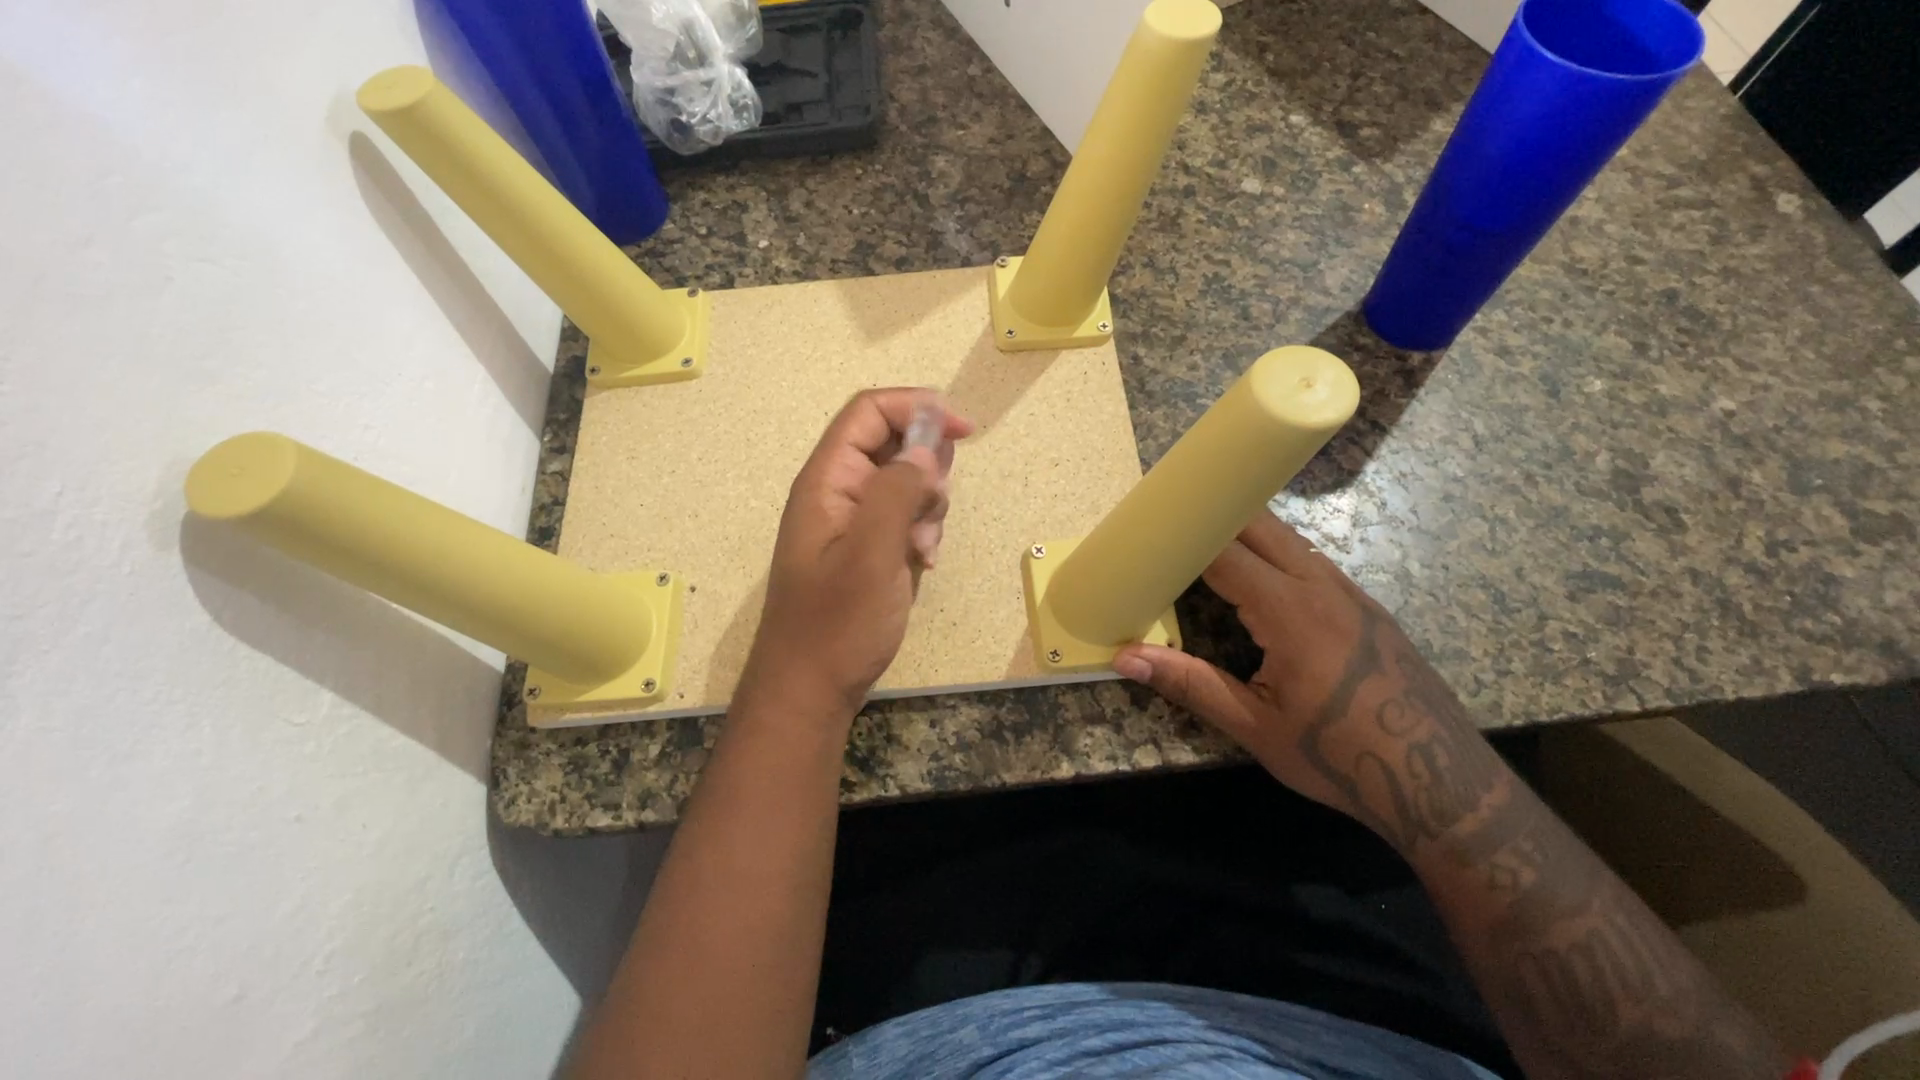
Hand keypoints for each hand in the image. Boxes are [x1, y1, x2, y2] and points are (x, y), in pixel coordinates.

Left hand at [743, 389, 974, 719]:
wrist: (810, 688)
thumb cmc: (836, 624)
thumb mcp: (871, 554)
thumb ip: (897, 493)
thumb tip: (926, 452)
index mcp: (827, 481)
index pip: (869, 413)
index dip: (917, 408)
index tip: (964, 430)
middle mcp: (837, 493)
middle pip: (890, 443)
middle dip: (927, 465)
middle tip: (936, 503)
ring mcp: (852, 524)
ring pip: (904, 483)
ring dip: (927, 505)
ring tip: (923, 545)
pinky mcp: (867, 551)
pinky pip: (904, 519)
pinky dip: (922, 531)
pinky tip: (924, 562)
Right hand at [1113, 512, 1508, 853]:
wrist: (1438, 781)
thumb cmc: (1338, 757)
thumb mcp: (1255, 726)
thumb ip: (1190, 683)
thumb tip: (1126, 658)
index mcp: (1290, 612)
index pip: (1226, 552)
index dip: (1185, 534)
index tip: (1149, 527)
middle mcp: (1323, 587)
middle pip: (1262, 526)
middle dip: (1213, 516)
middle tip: (1170, 523)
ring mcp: (1351, 593)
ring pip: (1292, 540)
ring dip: (1246, 532)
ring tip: (1203, 542)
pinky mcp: (1367, 607)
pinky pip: (1312, 561)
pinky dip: (1275, 554)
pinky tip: (1257, 580)